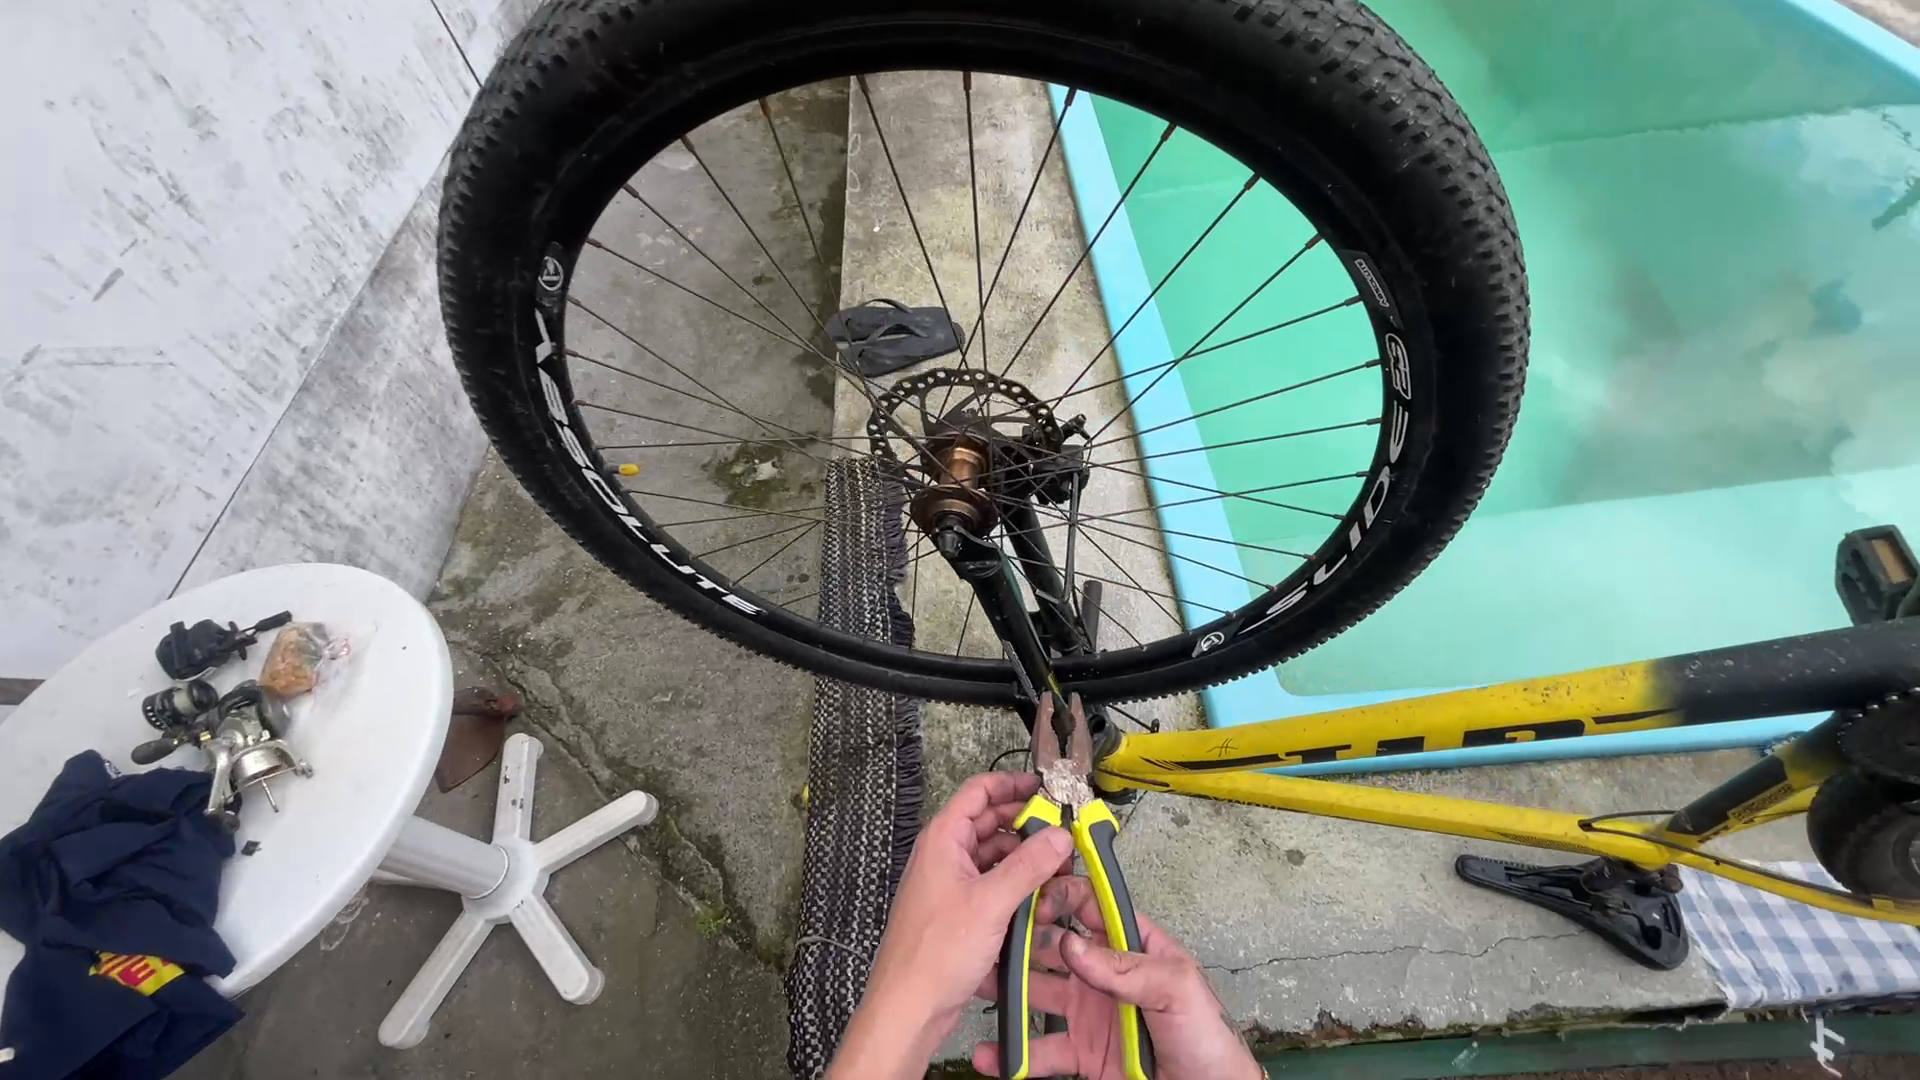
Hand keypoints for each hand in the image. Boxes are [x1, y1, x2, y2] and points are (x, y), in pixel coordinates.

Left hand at [826, 771, 1073, 1079]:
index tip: (1044, 788)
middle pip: (989, 822)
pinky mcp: (958, 909)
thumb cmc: (935, 952)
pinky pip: (990, 882)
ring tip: (1056, 866)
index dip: (1012, 784)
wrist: (908, 1007)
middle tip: (1060, 832)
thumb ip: (1029, 865)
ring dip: (1023, 856)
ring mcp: (950, 882)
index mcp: (944, 837)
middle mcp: (945, 853)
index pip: (979, 791)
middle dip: (1025, 824)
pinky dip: (1014, 883)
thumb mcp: (991, 902)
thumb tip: (1059, 836)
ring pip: (993, 854)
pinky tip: (1037, 896)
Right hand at [971, 875, 1262, 1079]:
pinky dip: (1014, 1051)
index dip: (1058, 895)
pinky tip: (993, 1053)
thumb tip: (1072, 943)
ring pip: (1038, 991)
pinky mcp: (1082, 1053)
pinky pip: (1041, 1049)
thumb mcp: (1177, 989)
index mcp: (1130, 943)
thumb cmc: (1209, 1041)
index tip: (1029, 898)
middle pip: (1053, 944)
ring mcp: (1089, 1011)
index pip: (1087, 904)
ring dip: (1007, 988)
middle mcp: (1104, 972)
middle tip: (988, 937)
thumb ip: (1125, 966)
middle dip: (1019, 937)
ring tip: (978, 983)